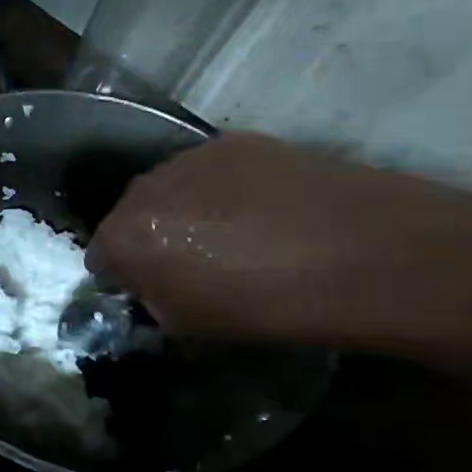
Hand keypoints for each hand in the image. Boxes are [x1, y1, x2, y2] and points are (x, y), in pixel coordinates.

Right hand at [86, 133, 471, 345]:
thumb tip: (151, 290)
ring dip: (180, 210)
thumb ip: (152, 304)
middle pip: (127, 215)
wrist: (374, 258)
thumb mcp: (193, 330)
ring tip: (227, 235)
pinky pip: (207, 170)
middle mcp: (145, 188)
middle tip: (186, 264)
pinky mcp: (240, 141)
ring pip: (166, 189)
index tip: (148, 291)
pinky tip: (258, 210)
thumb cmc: (273, 308)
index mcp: (124, 238)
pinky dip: (218, 189)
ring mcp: (192, 158)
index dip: (121, 277)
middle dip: (146, 238)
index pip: (97, 256)